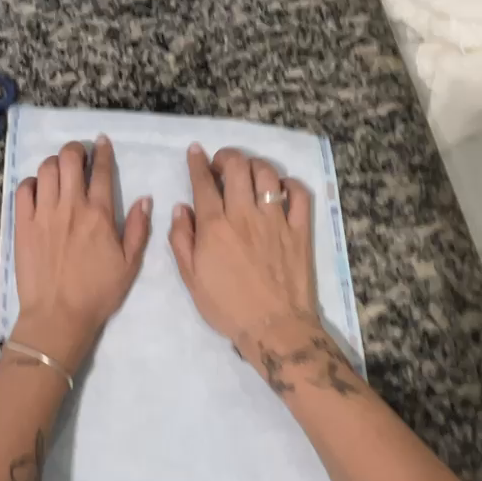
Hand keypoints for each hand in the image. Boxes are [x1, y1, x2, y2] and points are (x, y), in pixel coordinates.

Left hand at [10, 136, 153, 369]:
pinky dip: (31, 183)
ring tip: (59, 171)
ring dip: (54, 163)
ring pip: (46, 169)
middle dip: (75, 150)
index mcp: (99, 214)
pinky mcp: (22, 223)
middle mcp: (70, 206)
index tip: (102, 142)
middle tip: (79, 156)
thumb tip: (145, 199)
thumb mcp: (129, 265)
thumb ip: (139, 229)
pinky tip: (38, 190)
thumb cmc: (97, 293)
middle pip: (69, 159)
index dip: (102, 151)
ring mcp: (43, 213)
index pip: (102, 170)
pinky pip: (23, 189)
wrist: (58, 315)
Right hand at [169, 143, 319, 349]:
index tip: (195, 151)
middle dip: (226, 157)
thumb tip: (182, 208)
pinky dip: (289, 184)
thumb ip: (181, 239)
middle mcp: (244, 215)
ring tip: (248, 173)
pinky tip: (280, 189)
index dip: (197, 162)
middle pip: (237, 167)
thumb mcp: (190, 277)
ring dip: (255, 166)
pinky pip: (299, 194)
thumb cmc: (226, 306)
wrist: (274, 329)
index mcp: (214, 226)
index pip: (203, 182)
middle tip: (221, 165)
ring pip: (267, 174)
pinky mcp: (300, 230)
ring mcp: (275, 221)